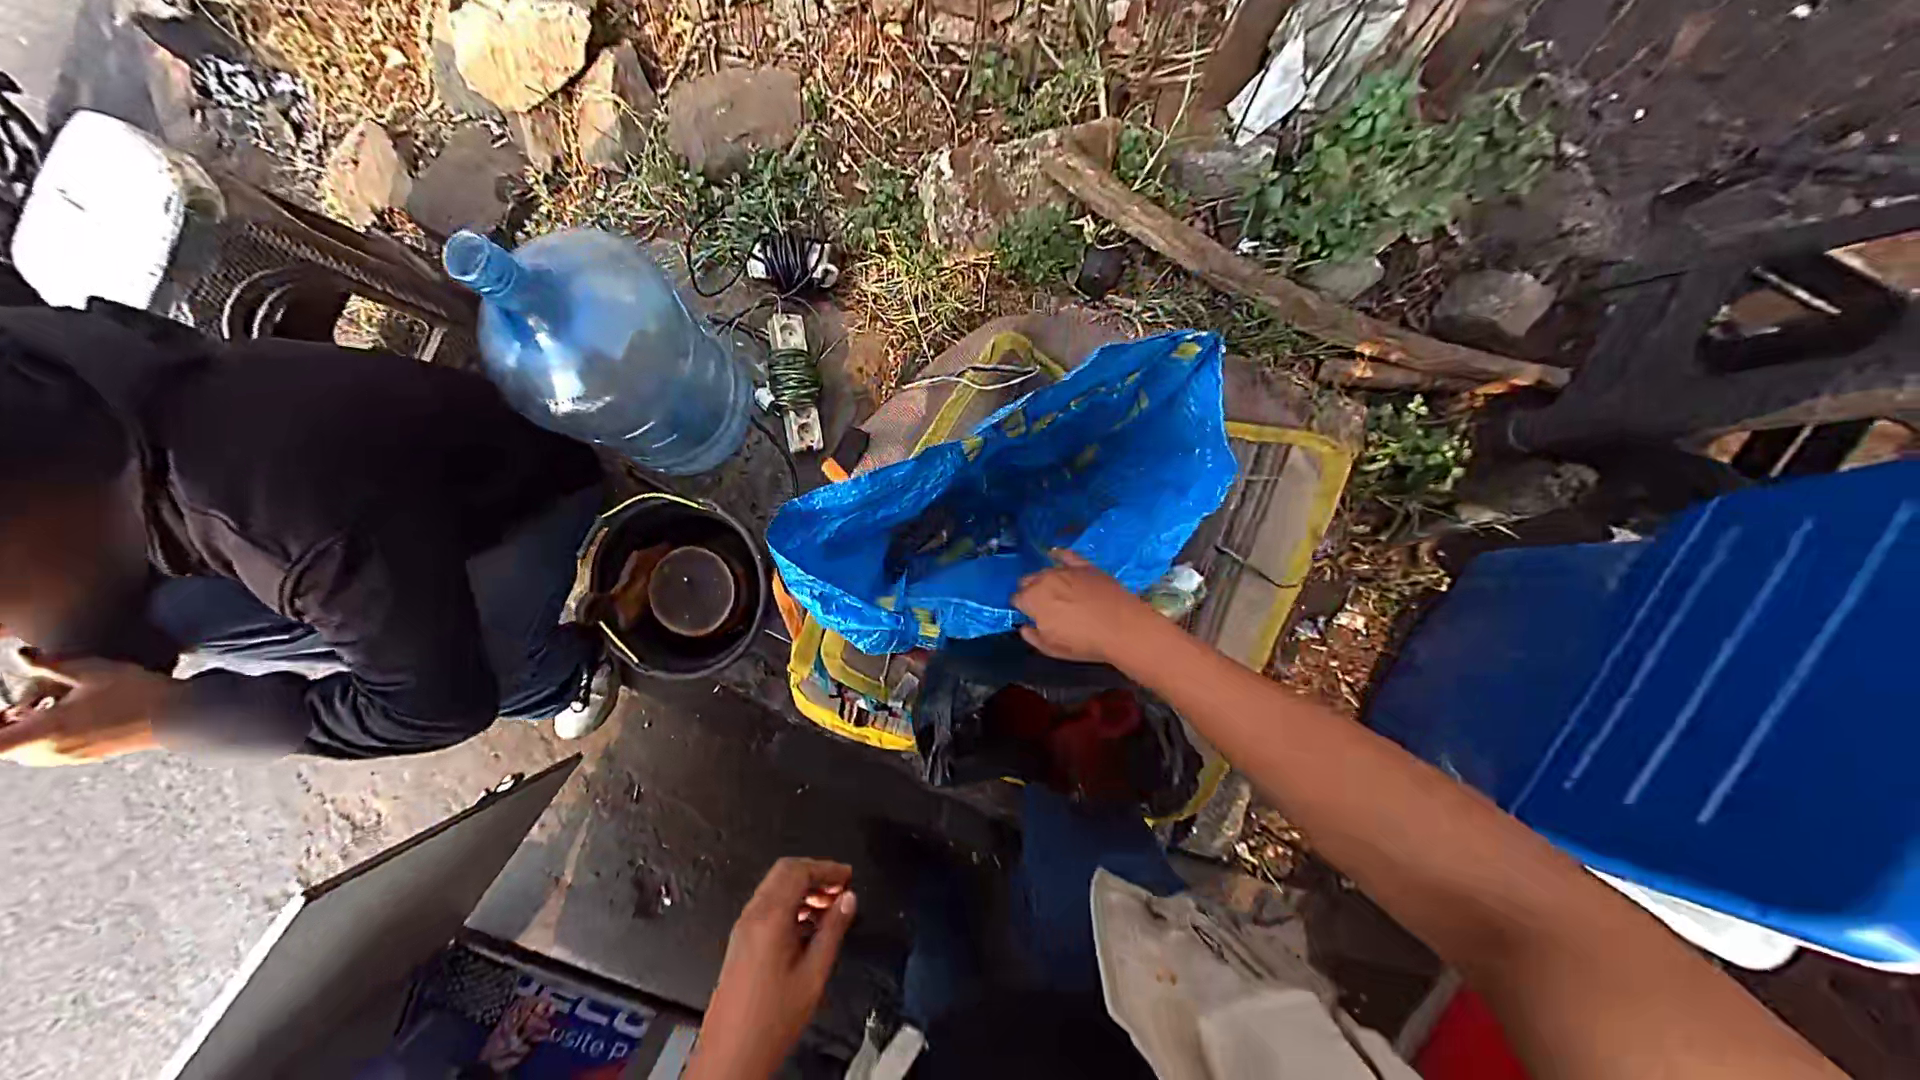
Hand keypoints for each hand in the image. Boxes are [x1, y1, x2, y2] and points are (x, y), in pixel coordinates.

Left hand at [0, 656, 171, 765]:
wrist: (187, 715)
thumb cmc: (141, 695)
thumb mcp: (98, 671)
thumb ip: (53, 664)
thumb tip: (24, 655)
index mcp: (41, 732)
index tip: (3, 711)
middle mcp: (48, 751)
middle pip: (6, 748)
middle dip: (8, 727)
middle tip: (20, 707)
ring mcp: (71, 757)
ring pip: (28, 751)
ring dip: (29, 734)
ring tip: (50, 711)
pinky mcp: (90, 757)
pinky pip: (54, 752)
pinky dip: (52, 738)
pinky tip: (78, 719)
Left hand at [687, 858, 856, 1079]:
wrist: (729, 1058)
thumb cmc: (771, 1021)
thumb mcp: (813, 974)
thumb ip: (833, 931)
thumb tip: (848, 900)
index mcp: (769, 918)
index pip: (798, 871)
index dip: (827, 868)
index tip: (847, 875)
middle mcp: (752, 916)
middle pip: (784, 872)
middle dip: (815, 873)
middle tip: (840, 887)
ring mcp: (743, 928)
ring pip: (775, 887)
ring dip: (803, 888)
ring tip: (830, 907)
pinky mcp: (741, 942)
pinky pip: (767, 906)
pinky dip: (790, 903)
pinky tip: (810, 925)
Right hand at [1013, 549, 1164, 664]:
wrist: (1122, 627)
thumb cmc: (1084, 642)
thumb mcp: (1052, 649)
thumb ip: (1033, 636)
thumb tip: (1025, 627)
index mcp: (1032, 600)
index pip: (1016, 599)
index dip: (1020, 607)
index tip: (1028, 615)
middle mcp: (1044, 580)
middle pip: (1028, 581)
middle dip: (1029, 591)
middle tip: (1041, 606)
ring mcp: (1065, 570)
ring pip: (1045, 571)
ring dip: (1044, 579)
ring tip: (1052, 590)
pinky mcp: (1084, 566)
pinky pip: (1066, 555)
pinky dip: (1058, 555)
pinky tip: (1054, 554)